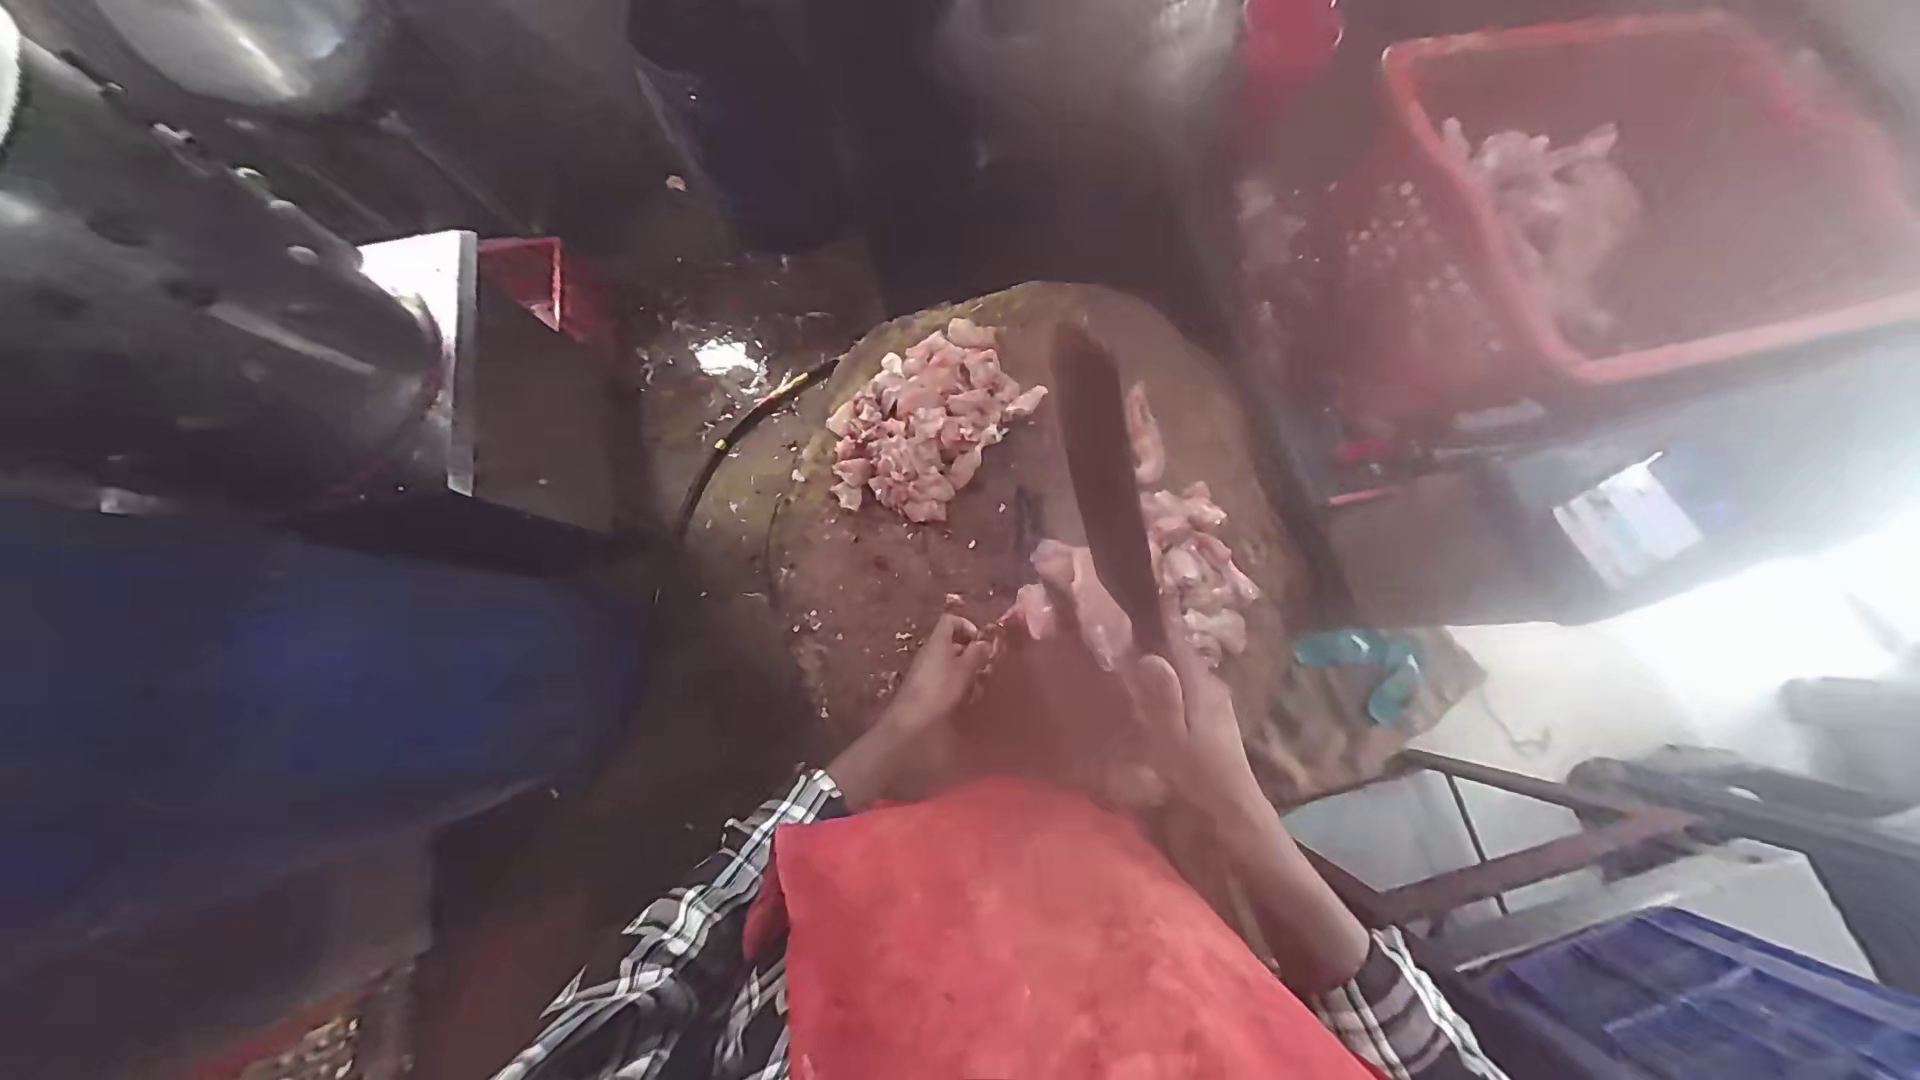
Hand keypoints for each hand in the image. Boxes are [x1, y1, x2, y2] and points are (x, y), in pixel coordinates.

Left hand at [880, 613, 992, 733]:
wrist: (911, 716)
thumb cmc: (940, 688)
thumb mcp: (964, 670)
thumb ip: (976, 654)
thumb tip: (984, 643)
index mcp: (938, 641)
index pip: (950, 620)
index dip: (966, 625)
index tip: (978, 640)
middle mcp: (929, 650)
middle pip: (950, 641)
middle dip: (968, 651)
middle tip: (981, 665)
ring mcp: (924, 666)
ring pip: (948, 659)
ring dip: (963, 668)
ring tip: (974, 685)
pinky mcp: (922, 683)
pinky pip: (941, 674)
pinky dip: (954, 680)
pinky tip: (962, 696)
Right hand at [1122, 602, 1266, 828]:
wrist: (1231, 811)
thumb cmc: (1199, 775)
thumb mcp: (1174, 740)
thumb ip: (1162, 700)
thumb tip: (1148, 655)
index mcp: (1200, 684)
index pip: (1176, 636)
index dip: (1156, 610)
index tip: (1134, 585)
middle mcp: (1207, 683)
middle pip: (1176, 644)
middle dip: (1152, 623)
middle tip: (1118, 606)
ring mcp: (1208, 698)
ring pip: (1179, 660)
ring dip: (1157, 645)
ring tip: (1124, 632)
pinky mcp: (1205, 713)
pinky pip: (1180, 678)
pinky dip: (1161, 667)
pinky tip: (1142, 673)